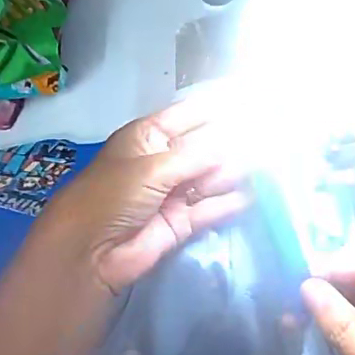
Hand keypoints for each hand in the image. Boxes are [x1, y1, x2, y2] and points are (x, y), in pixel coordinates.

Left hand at [33, 98, 247, 296]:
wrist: (88, 252)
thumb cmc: (112, 196)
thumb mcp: (151, 168)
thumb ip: (195, 156)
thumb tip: (232, 145)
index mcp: (148, 137)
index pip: (188, 116)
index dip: (217, 110)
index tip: (251, 103)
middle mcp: (163, 161)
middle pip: (205, 147)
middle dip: (231, 143)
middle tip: (266, 139)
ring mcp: (173, 193)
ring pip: (211, 178)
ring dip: (231, 173)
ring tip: (259, 167)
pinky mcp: (181, 223)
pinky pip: (210, 209)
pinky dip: (228, 203)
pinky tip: (251, 196)